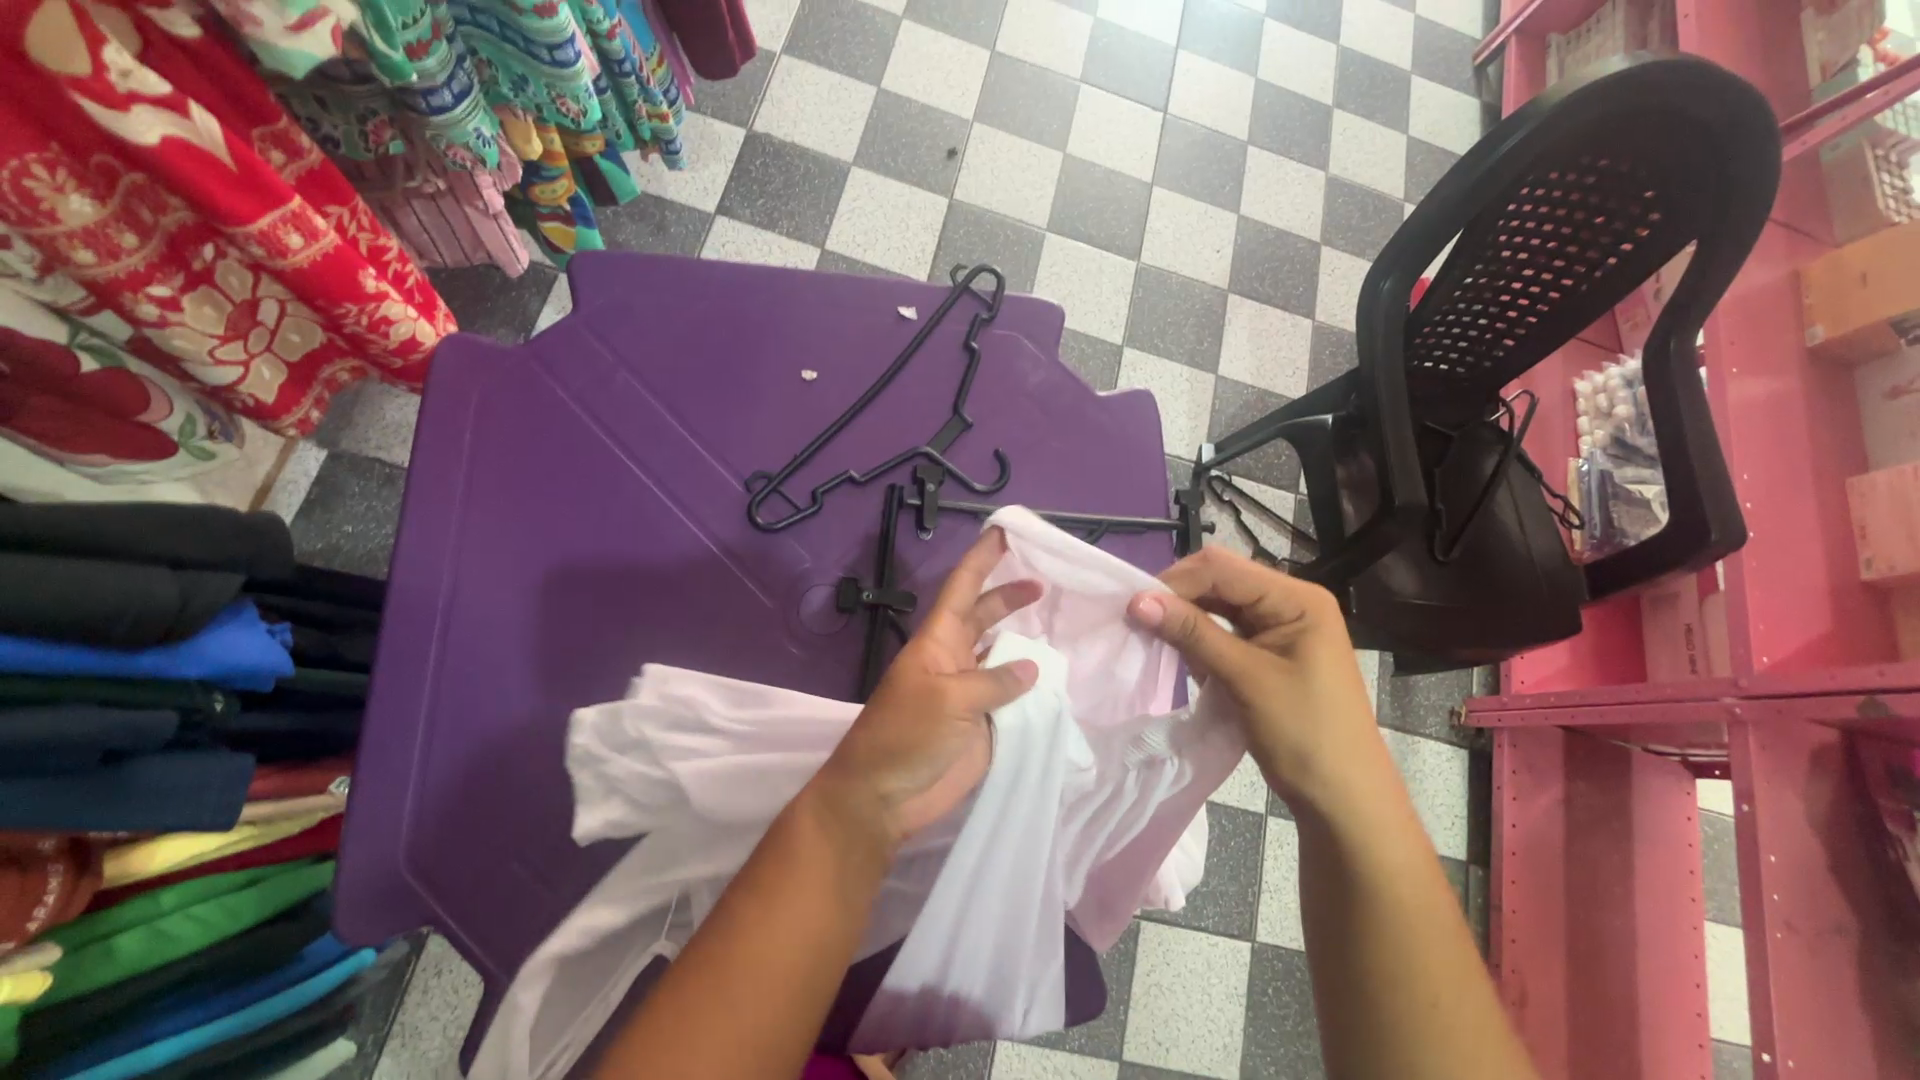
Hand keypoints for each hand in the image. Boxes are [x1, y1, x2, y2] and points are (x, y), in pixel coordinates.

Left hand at [811, 527, 1041, 849]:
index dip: (981, 560)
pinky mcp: (985, 728)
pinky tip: (1062, 685)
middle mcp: (956, 661)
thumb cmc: (904, 735)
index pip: (962, 589)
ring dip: (1029, 647)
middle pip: (986, 618)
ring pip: (1004, 659)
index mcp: (939, 642)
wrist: (885, 796)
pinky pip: (1015, 702)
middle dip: (1010, 598)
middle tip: (1045, 582)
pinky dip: (1036, 693)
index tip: (1003, 531)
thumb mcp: (947, 699)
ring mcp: (971, 695)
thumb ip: (993, 681)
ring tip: (1064, 633)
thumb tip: (1032, 670)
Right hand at [1127, 547, 1388, 814]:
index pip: (1222, 568)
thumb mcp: (1245, 678)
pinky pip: (1226, 632)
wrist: (1344, 798)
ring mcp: (1281, 629)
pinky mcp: (1270, 654)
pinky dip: (1201, 642)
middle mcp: (1290, 603)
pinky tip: (1187, 662)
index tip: (1134, 609)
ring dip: (1188, 622)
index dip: (1176, 582)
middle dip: (1179, 600)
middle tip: (1141, 625)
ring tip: (1159, 645)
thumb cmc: (1304, 733)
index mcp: (1297, 598)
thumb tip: (1137, 601)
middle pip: (1220, 582)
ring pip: (1219, 607)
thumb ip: (1193, 634)